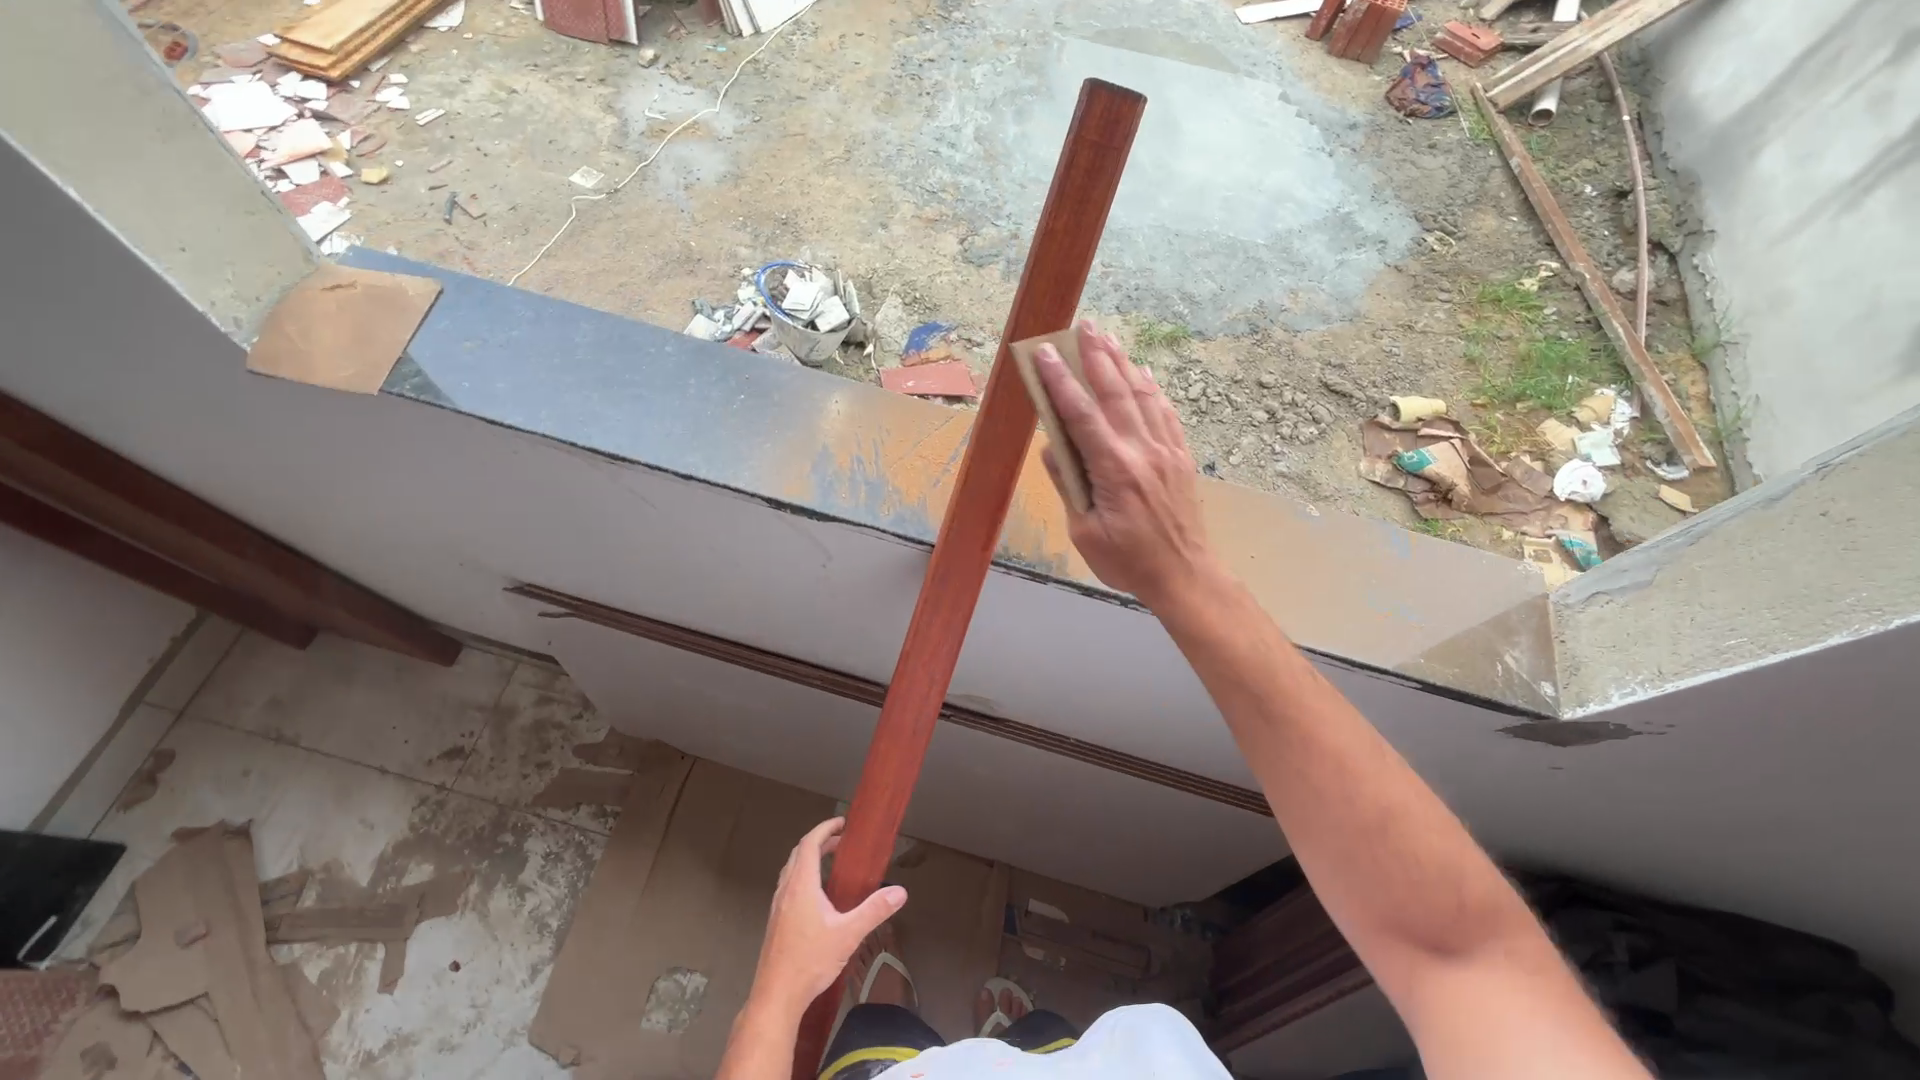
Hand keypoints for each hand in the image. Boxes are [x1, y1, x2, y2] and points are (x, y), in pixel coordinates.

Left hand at [748, 818, 907, 1017]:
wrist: (777, 994)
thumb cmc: (811, 960)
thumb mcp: (848, 934)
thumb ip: (874, 910)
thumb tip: (900, 891)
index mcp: (801, 885)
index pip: (810, 844)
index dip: (825, 829)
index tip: (842, 823)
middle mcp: (786, 890)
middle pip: (799, 853)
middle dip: (819, 841)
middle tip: (841, 841)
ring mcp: (777, 906)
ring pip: (791, 870)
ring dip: (809, 858)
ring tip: (830, 864)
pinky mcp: (775, 921)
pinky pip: (788, 885)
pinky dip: (802, 876)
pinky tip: (817, 896)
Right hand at [1034, 321, 1215, 610]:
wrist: (1184, 575)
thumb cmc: (1127, 562)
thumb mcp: (1084, 531)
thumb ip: (1070, 484)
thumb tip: (1053, 446)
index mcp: (1114, 469)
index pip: (1081, 414)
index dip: (1061, 381)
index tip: (1045, 353)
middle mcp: (1142, 450)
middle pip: (1116, 392)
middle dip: (1097, 356)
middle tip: (1083, 325)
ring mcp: (1166, 451)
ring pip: (1143, 395)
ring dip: (1123, 364)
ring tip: (1108, 338)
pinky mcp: (1180, 457)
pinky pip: (1166, 413)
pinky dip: (1152, 388)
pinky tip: (1143, 373)